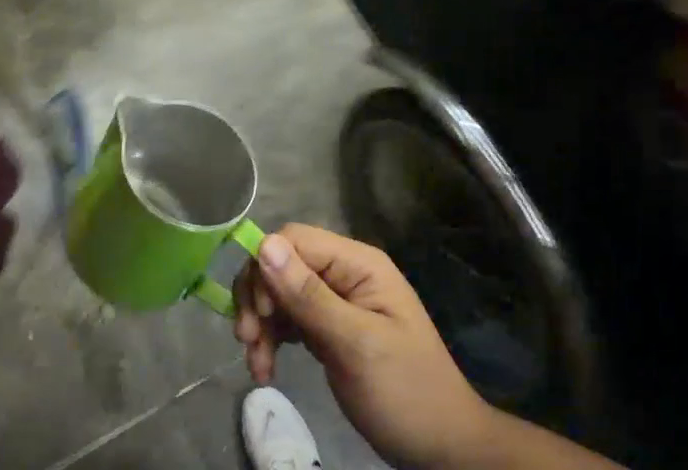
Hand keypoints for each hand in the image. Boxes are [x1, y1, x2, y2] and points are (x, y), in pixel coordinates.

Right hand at [233, 224, 491, 468]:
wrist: (441, 447)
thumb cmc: (406, 391)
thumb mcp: (356, 344)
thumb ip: (309, 295)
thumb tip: (264, 244)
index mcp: (358, 264)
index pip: (294, 240)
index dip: (266, 268)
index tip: (259, 313)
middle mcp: (344, 274)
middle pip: (280, 265)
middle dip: (257, 299)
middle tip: (246, 339)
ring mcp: (335, 302)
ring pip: (277, 294)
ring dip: (259, 324)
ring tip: (256, 364)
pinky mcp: (327, 329)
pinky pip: (286, 321)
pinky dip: (270, 340)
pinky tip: (265, 369)